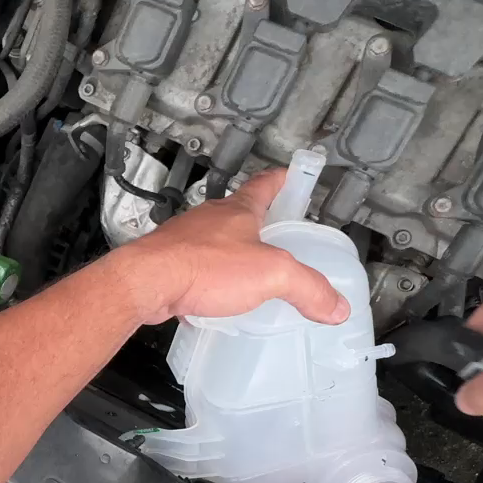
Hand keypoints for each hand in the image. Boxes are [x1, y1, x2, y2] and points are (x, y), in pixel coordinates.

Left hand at [107, 169, 348, 325]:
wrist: (147, 282)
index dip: (283, 180)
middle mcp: (209, 220)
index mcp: (239, 211)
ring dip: (230, 254)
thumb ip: (308, 288)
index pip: (266, 184)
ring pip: (213, 242)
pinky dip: (207, 280)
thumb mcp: (272, 275)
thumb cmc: (202, 266)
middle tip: (275, 237)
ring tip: (247, 274)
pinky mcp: (168, 264)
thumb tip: (335, 306)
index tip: (292, 176)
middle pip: (239, 214)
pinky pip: (194, 269)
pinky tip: (213, 298)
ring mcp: (185, 241)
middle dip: (258, 224)